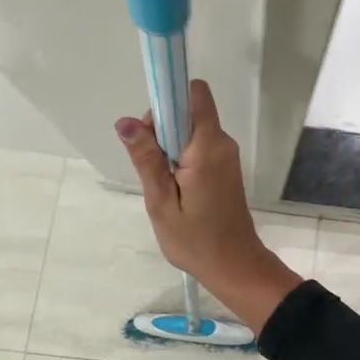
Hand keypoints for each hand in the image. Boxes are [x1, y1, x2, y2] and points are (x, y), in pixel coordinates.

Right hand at [116, 79, 301, 330]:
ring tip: (162, 183)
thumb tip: (126, 121)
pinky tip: (174, 187)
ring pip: (191, 129)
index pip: (194, 95)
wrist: (233, 265)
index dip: (168, 99)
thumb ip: (146, 159)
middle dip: (162, 128)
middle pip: (187, 111)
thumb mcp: (160, 202)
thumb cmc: (195, 239)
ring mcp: (226, 154)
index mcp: (208, 147)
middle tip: (151, 168)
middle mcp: (222, 143)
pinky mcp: (225, 166)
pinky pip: (198, 145)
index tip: (148, 126)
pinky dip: (181, 157)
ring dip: (169, 146)